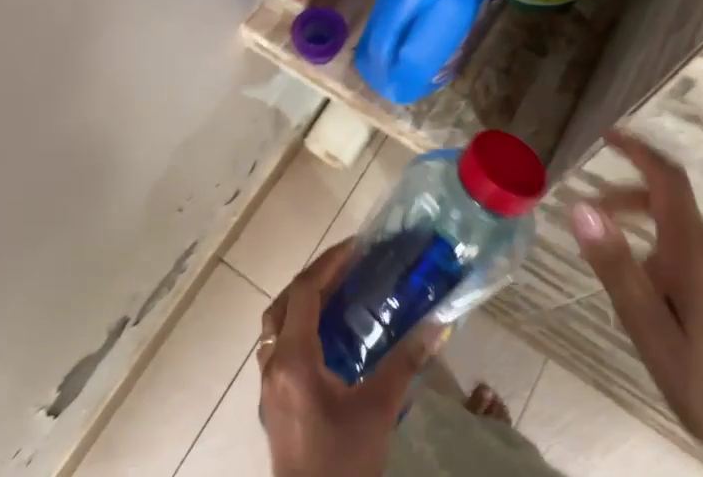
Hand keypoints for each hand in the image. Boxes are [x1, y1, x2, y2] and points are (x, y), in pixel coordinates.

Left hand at [256, 239, 436, 476]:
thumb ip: (404, 363)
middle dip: (313, 279)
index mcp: (293, 358)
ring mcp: (267, 384)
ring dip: (301, 303)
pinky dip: (299, 329)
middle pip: (282, 304)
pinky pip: (278, 348)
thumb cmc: (343, 460)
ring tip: (337, 295)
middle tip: (347, 267)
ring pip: (275, 326)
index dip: (329, 264)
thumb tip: (435, 324)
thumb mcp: (378, 410)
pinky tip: (328, 340)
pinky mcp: (273, 401)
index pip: (303, 293)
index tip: (356, 247)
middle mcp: (272, 364)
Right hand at [570, 132, 702, 476]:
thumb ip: (617, 269)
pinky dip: (680, 276)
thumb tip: (582, 207)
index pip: (669, 183)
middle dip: (630, 210)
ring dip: (654, 259)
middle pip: (675, 214)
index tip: (608, 135)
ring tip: (637, 314)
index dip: (638, 152)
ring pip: (690, 248)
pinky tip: (672, 324)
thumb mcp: (653, 336)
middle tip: (592, 221)